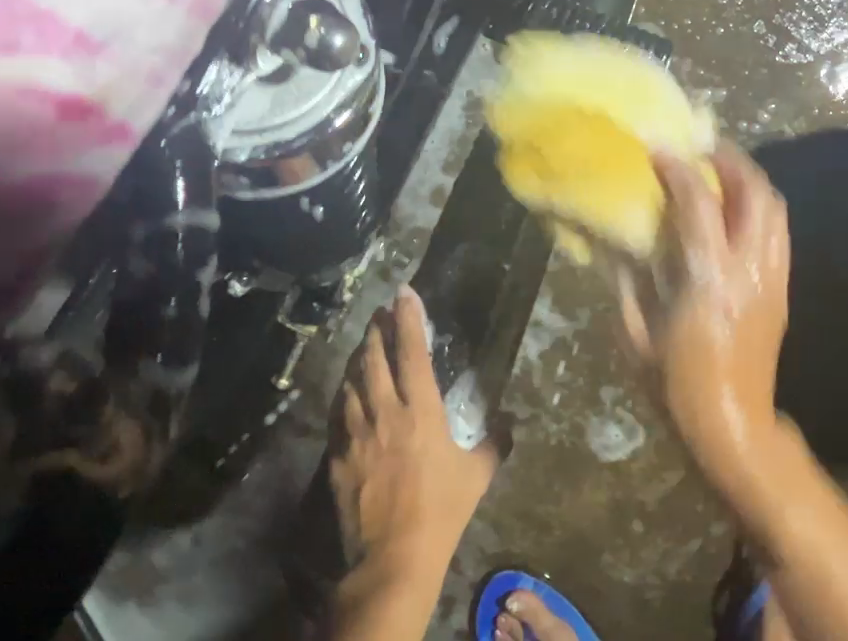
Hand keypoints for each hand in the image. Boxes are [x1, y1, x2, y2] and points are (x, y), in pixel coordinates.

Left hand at [329, 287, 499, 575]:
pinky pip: (338, 412)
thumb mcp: (477, 477)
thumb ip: (495, 444)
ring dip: (357, 357)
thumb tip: (511, 422)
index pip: (413, 352)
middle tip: (379, 312)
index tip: (403, 291)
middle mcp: (385, 412)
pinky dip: (344, 393)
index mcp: (421, 411)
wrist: (392, 557)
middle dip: (376, 329)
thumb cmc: (441, 512)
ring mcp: (355, 432)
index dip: (408, 318)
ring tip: (363, 344)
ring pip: (350, 380)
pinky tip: (347, 391)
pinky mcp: (336, 455)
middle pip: (374, 357)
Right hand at [619, 142, 789, 491]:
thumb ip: (626, 279)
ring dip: (748, 181)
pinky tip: (732, 214)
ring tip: (717, 173)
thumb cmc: (675, 386)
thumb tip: (612, 239)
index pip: (699, 203)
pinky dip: (758, 209)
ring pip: (774, 208)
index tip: (656, 148)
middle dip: (728, 160)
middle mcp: (750, 270)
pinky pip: (778, 233)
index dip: (678, 168)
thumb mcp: (636, 334)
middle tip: (698, 149)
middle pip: (755, 192)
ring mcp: (773, 279)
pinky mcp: (782, 291)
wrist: (733, 428)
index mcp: (709, 279)